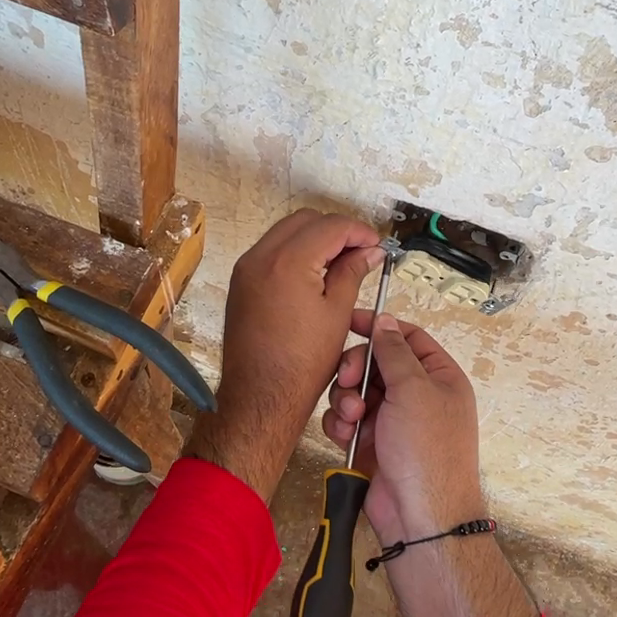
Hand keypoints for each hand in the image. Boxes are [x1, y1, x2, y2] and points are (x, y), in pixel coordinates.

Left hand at [187, 210, 380, 498]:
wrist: (261, 395)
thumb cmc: (303, 362)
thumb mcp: (337, 313)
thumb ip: (352, 272)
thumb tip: (369, 251)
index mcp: (287, 261)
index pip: (330, 226)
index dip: (358, 231)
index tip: (376, 245)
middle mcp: (260, 256)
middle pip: (305, 221)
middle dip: (335, 230)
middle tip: (360, 252)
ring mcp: (245, 269)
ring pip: (285, 233)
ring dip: (314, 239)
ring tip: (340, 263)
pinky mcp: (240, 283)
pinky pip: (271, 251)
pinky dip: (295, 252)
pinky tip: (315, 274)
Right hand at [323, 312, 533, 616]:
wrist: (420, 516)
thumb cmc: (426, 447)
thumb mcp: (414, 389)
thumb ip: (394, 350)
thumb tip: (386, 320)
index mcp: (438, 377)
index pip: (407, 337)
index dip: (379, 326)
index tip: (348, 321)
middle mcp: (417, 395)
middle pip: (376, 362)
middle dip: (356, 370)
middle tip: (348, 382)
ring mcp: (392, 421)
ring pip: (356, 391)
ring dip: (346, 400)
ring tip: (351, 419)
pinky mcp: (369, 443)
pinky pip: (346, 420)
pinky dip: (340, 424)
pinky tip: (343, 436)